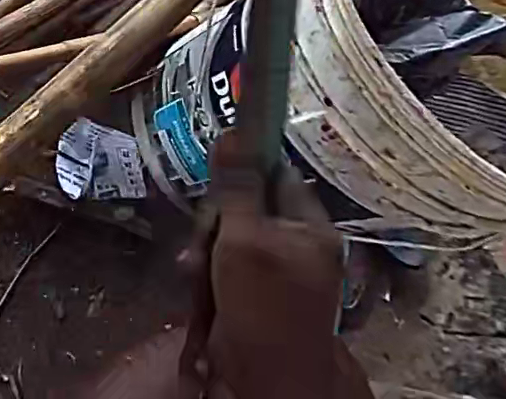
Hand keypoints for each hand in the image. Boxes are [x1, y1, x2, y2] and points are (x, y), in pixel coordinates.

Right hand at [178, 133, 368, 398]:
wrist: (263, 378)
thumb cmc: (261, 303)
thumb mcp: (244, 236)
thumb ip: (237, 185)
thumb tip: (234, 130)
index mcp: (311, 227)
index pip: (276, 173)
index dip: (244, 167)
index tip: (215, 172)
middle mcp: (296, 241)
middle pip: (244, 200)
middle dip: (215, 215)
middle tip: (205, 233)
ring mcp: (275, 265)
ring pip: (227, 227)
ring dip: (204, 241)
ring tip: (196, 265)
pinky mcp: (252, 284)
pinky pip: (222, 254)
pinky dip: (205, 262)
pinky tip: (194, 275)